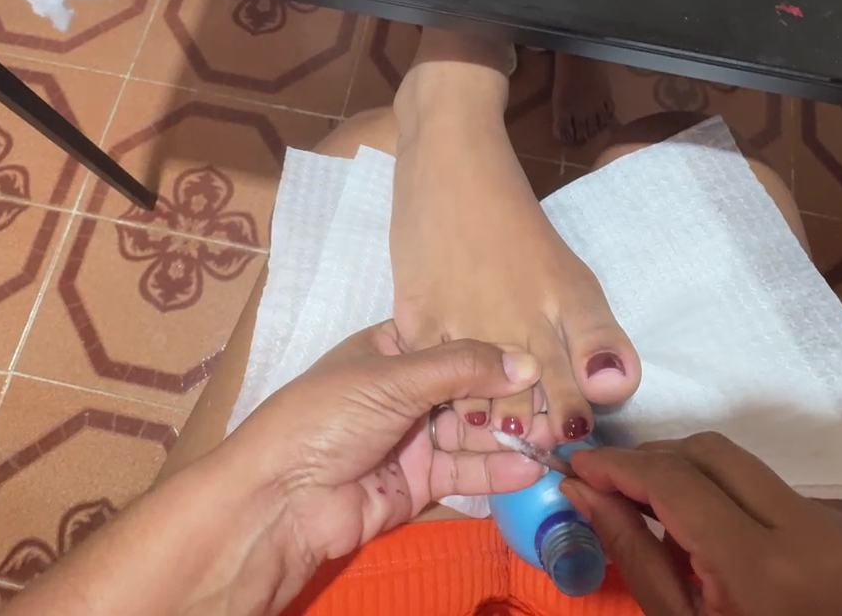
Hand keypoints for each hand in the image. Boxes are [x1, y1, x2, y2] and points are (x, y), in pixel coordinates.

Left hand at [219, 322, 547, 564]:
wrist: (282, 500)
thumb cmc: (330, 414)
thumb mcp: (394, 377)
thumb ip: (461, 366)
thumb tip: (527, 361)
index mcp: (391, 348)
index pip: (454, 341)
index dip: (495, 347)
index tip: (543, 351)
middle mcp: (405, 389)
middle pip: (467, 387)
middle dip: (508, 395)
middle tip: (559, 400)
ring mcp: (412, 436)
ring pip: (471, 430)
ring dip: (508, 434)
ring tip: (554, 436)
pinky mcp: (418, 482)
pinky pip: (464, 471)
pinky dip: (496, 470)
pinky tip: (531, 466)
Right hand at [563, 434, 841, 615]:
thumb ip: (634, 554)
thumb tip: (582, 486)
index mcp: (769, 574)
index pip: (676, 481)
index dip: (620, 465)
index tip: (580, 463)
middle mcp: (819, 535)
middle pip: (712, 452)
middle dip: (656, 459)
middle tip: (617, 484)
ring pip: (748, 467)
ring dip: (697, 478)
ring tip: (670, 521)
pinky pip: (784, 495)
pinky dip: (741, 504)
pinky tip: (731, 545)